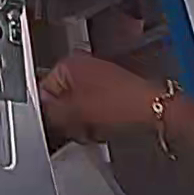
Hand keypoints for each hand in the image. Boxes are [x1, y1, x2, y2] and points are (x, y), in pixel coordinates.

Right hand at [38, 53, 165, 143]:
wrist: (155, 112)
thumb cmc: (121, 105)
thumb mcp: (75, 113)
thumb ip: (50, 112)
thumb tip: (38, 113)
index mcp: (68, 64)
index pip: (42, 90)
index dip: (47, 113)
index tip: (52, 126)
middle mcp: (81, 67)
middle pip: (58, 100)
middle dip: (65, 119)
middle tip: (77, 128)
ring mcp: (96, 79)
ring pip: (74, 109)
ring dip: (79, 124)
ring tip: (93, 130)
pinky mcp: (109, 93)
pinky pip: (89, 111)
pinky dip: (93, 122)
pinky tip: (102, 129)